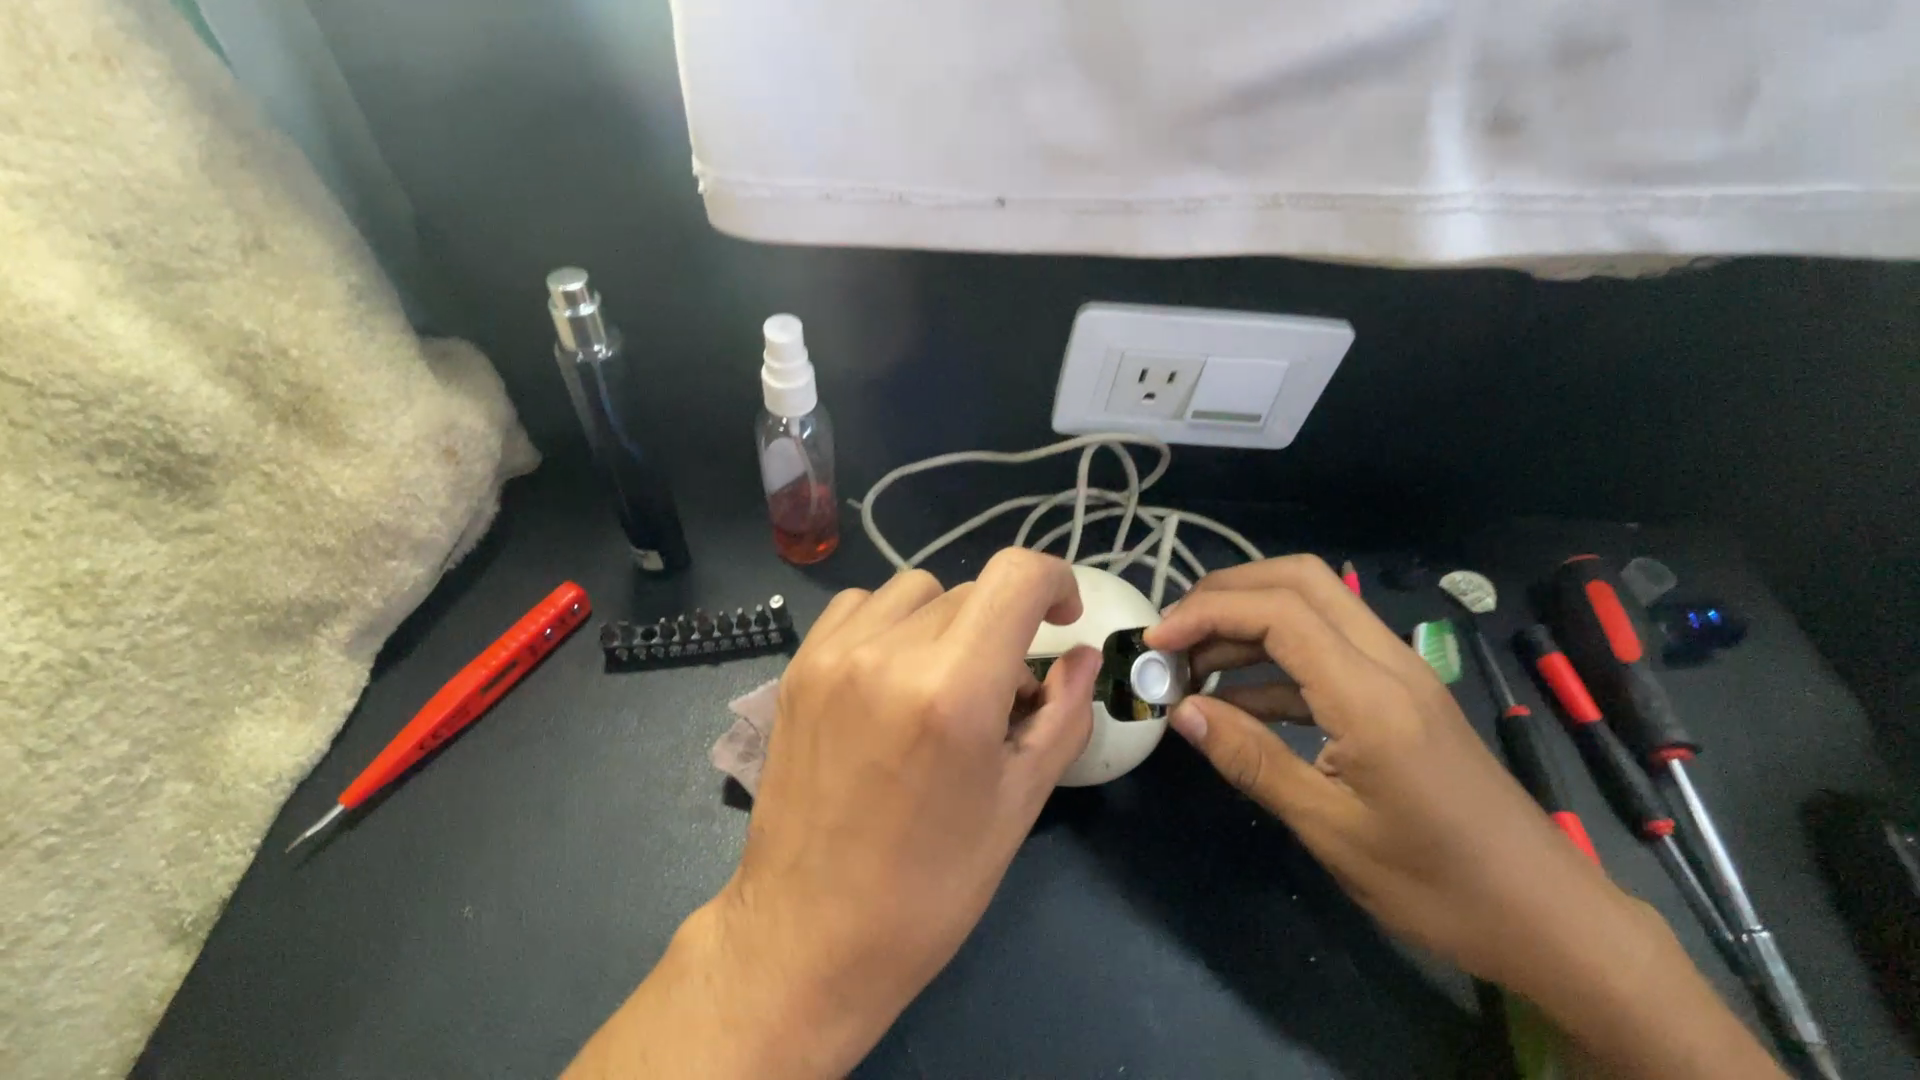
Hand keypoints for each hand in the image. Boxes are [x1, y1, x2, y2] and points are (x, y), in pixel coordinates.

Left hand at [713, 551, 1100, 1071]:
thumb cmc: (931, 886)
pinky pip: (860, 608)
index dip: (1056, 582)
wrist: (809, 933)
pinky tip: (895, 680)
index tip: (1063, 621)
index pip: (1016, 576)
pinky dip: (893, 625)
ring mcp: (833, 655)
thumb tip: (1080, 656)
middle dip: (1005, 628)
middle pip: (971, 591)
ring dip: (948, 622)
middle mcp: (888, 653)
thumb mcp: (1019, 803)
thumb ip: (1062, 714)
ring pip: (916, 591)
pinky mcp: (798, 668)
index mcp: (953, 689)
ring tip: (946, 684)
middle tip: (1006, 695)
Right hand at [1146, 557, 1786, 1079]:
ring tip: (1191, 668)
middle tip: (1172, 635)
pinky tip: (1236, 700)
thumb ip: (1252, 760)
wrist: (1545, 916)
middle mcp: (1390, 664)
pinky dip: (1274, 659)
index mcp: (1371, 696)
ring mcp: (1400, 675)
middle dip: (1225, 593)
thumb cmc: (1435, 884)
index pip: (1279, 612)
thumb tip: (1181, 711)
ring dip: (1247, 622)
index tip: (1154, 643)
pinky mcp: (1402, 695)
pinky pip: (1329, 650)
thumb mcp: (1330, 830)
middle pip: (1300, 581)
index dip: (1206, 613)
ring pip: (1315, 606)